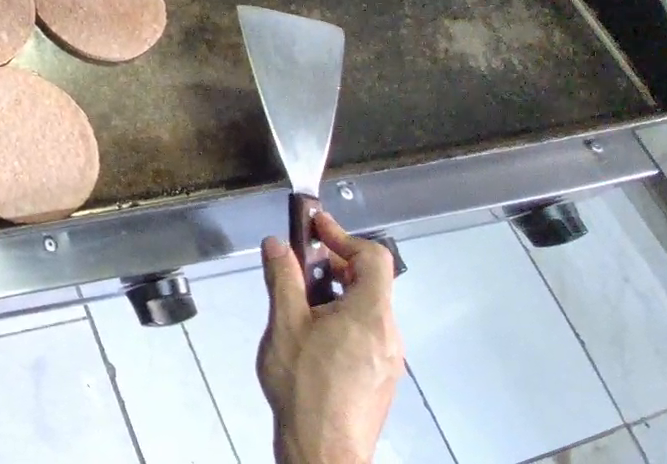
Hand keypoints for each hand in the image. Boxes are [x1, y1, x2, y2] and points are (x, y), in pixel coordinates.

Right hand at [258, 212, 403, 463]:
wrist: (324, 447)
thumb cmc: (303, 382)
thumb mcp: (284, 323)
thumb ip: (283, 279)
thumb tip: (278, 244)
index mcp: (370, 316)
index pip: (373, 259)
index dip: (343, 235)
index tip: (313, 225)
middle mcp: (388, 334)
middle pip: (372, 282)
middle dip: (333, 261)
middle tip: (296, 260)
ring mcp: (387, 358)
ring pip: (367, 307)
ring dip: (334, 289)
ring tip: (296, 296)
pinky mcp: (378, 375)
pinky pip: (365, 330)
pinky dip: (339, 314)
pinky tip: (308, 328)